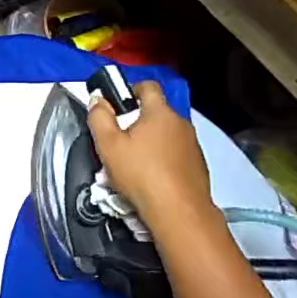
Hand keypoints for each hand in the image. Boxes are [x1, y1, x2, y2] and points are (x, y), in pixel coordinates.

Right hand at [87, 81, 211, 226]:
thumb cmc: (140, 174)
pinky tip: (152, 178)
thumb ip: (99, 118)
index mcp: (160, 112)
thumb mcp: (108, 146)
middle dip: (137, 122)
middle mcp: (181, 123)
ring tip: (134, 165)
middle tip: (119, 143)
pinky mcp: (197, 164)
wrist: (178, 211)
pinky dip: (163, 160)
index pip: (148, 86)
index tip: (117, 106)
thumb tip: (98, 101)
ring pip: (166, 135)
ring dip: (151, 142)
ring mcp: (192, 144)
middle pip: (155, 113)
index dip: (130, 90)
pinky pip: (176, 154)